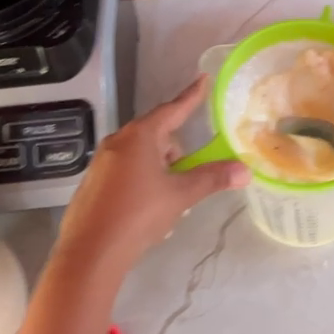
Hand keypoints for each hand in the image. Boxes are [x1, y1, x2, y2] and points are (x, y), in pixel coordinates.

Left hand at [52, 74, 248, 273]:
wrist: (89, 254)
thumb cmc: (138, 215)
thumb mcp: (180, 196)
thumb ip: (212, 179)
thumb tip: (244, 171)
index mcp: (140, 136)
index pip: (173, 109)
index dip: (191, 96)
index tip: (203, 79)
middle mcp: (118, 141)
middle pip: (156, 135)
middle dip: (174, 153)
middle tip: (184, 177)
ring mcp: (101, 162)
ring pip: (140, 155)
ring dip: (158, 169)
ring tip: (165, 201)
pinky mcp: (92, 183)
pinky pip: (124, 171)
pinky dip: (139, 182)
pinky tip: (143, 211)